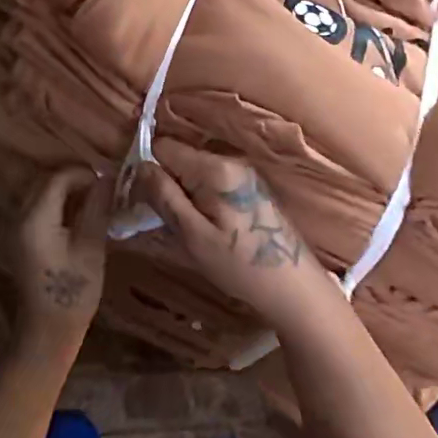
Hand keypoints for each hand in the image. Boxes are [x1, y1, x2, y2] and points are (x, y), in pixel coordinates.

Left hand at [12, 167, 110, 355]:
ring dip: (67, 191)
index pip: (57, 179)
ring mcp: (17, 226)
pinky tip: (80, 215)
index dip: (84, 174)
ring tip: (96, 201)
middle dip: (75, 180)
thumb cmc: (73, 293)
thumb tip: (108, 179)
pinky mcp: (21, 236)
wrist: (47, 330)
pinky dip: (58, 204)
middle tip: (104, 190)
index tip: (110, 181)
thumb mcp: (91, 249)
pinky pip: (38, 207)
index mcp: (35, 218)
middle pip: (46, 181)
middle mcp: (19, 216)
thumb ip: (97, 209)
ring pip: (41, 193)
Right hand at [131, 138, 333, 330]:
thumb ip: (165, 196)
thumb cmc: (240, 266)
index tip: (144, 199)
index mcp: (215, 168)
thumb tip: (141, 165)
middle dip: (165, 182)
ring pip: (193, 170)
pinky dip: (199, 197)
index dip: (148, 169)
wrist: (296, 290)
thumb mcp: (193, 236)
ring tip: (186, 228)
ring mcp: (242, 172)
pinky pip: (210, 180)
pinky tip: (206, 227)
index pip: (164, 147)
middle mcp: (230, 160)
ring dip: (181, 192)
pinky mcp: (249, 187)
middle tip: (164, 220)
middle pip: (179, 157)